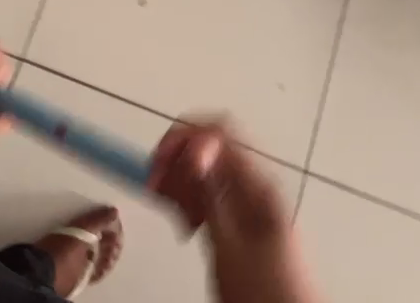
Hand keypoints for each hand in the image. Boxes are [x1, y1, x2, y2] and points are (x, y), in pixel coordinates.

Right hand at [149, 118, 288, 240]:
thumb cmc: (265, 292)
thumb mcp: (230, 245)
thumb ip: (211, 194)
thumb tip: (194, 152)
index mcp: (257, 184)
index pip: (219, 133)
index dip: (185, 136)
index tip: (159, 159)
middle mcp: (255, 185)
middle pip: (211, 148)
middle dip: (177, 158)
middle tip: (154, 181)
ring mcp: (250, 202)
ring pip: (207, 171)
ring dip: (181, 180)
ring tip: (163, 202)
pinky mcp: (243, 221)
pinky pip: (212, 194)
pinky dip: (192, 199)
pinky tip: (182, 220)